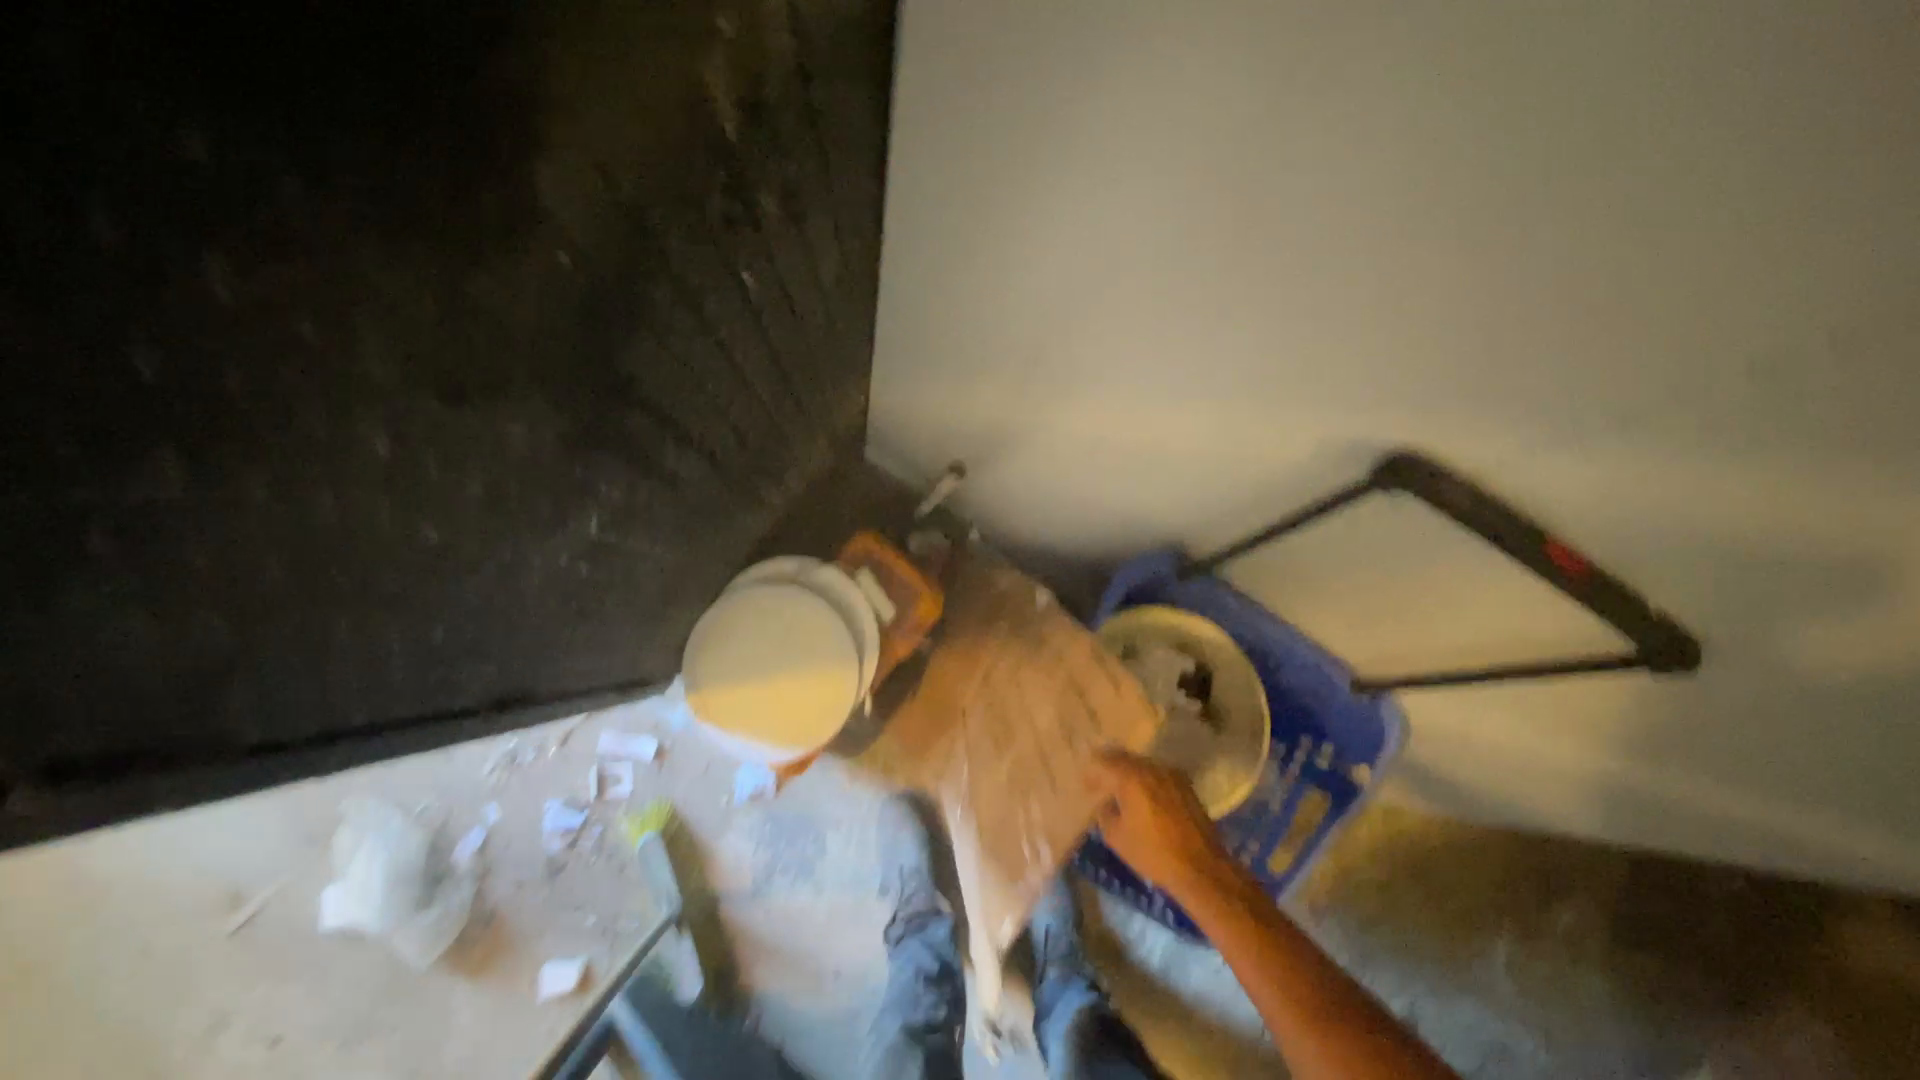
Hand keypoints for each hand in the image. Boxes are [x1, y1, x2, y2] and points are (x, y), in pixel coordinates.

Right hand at [1085, 749, 1231, 896]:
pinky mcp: (1186, 785)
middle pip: (1124, 757)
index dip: (1091, 771)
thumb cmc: (1152, 852)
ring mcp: (1172, 774)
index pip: (1103, 761)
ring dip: (1129, 773)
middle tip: (1099, 783)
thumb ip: (1105, 813)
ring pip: (1142, 764)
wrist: (1199, 866)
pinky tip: (1143, 797)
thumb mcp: (1116, 837)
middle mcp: (1151, 768)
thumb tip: (1106, 803)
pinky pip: (1158, 774)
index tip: (1085, 784)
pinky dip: (1146, 780)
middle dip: (1109, 767)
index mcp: (1131, 777)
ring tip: (1121, 790)